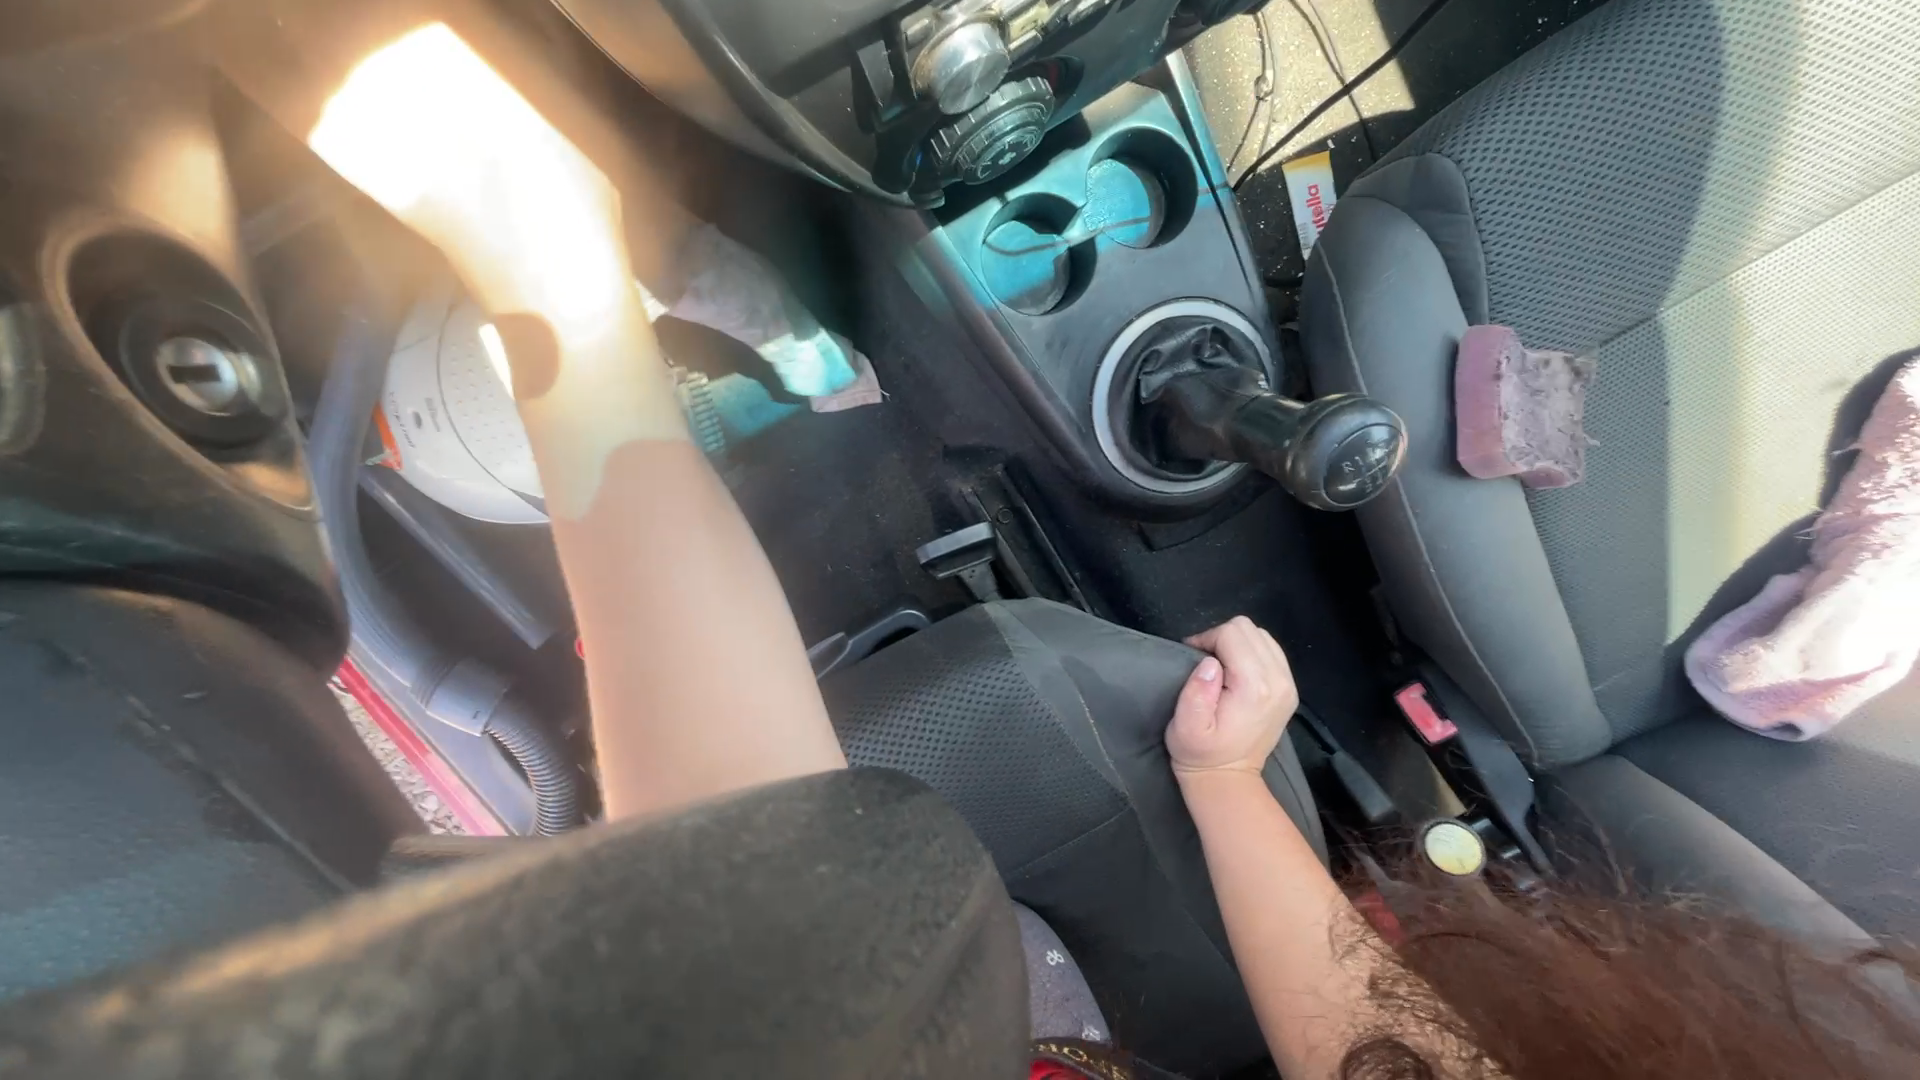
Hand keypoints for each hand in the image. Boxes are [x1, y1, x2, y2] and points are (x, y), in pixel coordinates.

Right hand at [1166, 616, 1298, 778]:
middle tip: (1206, 663)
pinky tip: (1237, 671)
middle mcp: (1278, 681)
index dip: (1206, 639)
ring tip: (1221, 667)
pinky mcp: (1289, 689)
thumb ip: (1196, 692)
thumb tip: (1209, 662)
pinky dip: (1251, 651)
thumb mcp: (1185, 727)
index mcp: (1253, 687)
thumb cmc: (1200, 754)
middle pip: (1248, 629)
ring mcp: (1288, 685)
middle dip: (1221, 638)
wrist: (1228, 778)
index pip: (1232, 634)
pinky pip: (1271, 650)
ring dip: (1237, 644)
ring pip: (1261, 636)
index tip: (1194, 660)